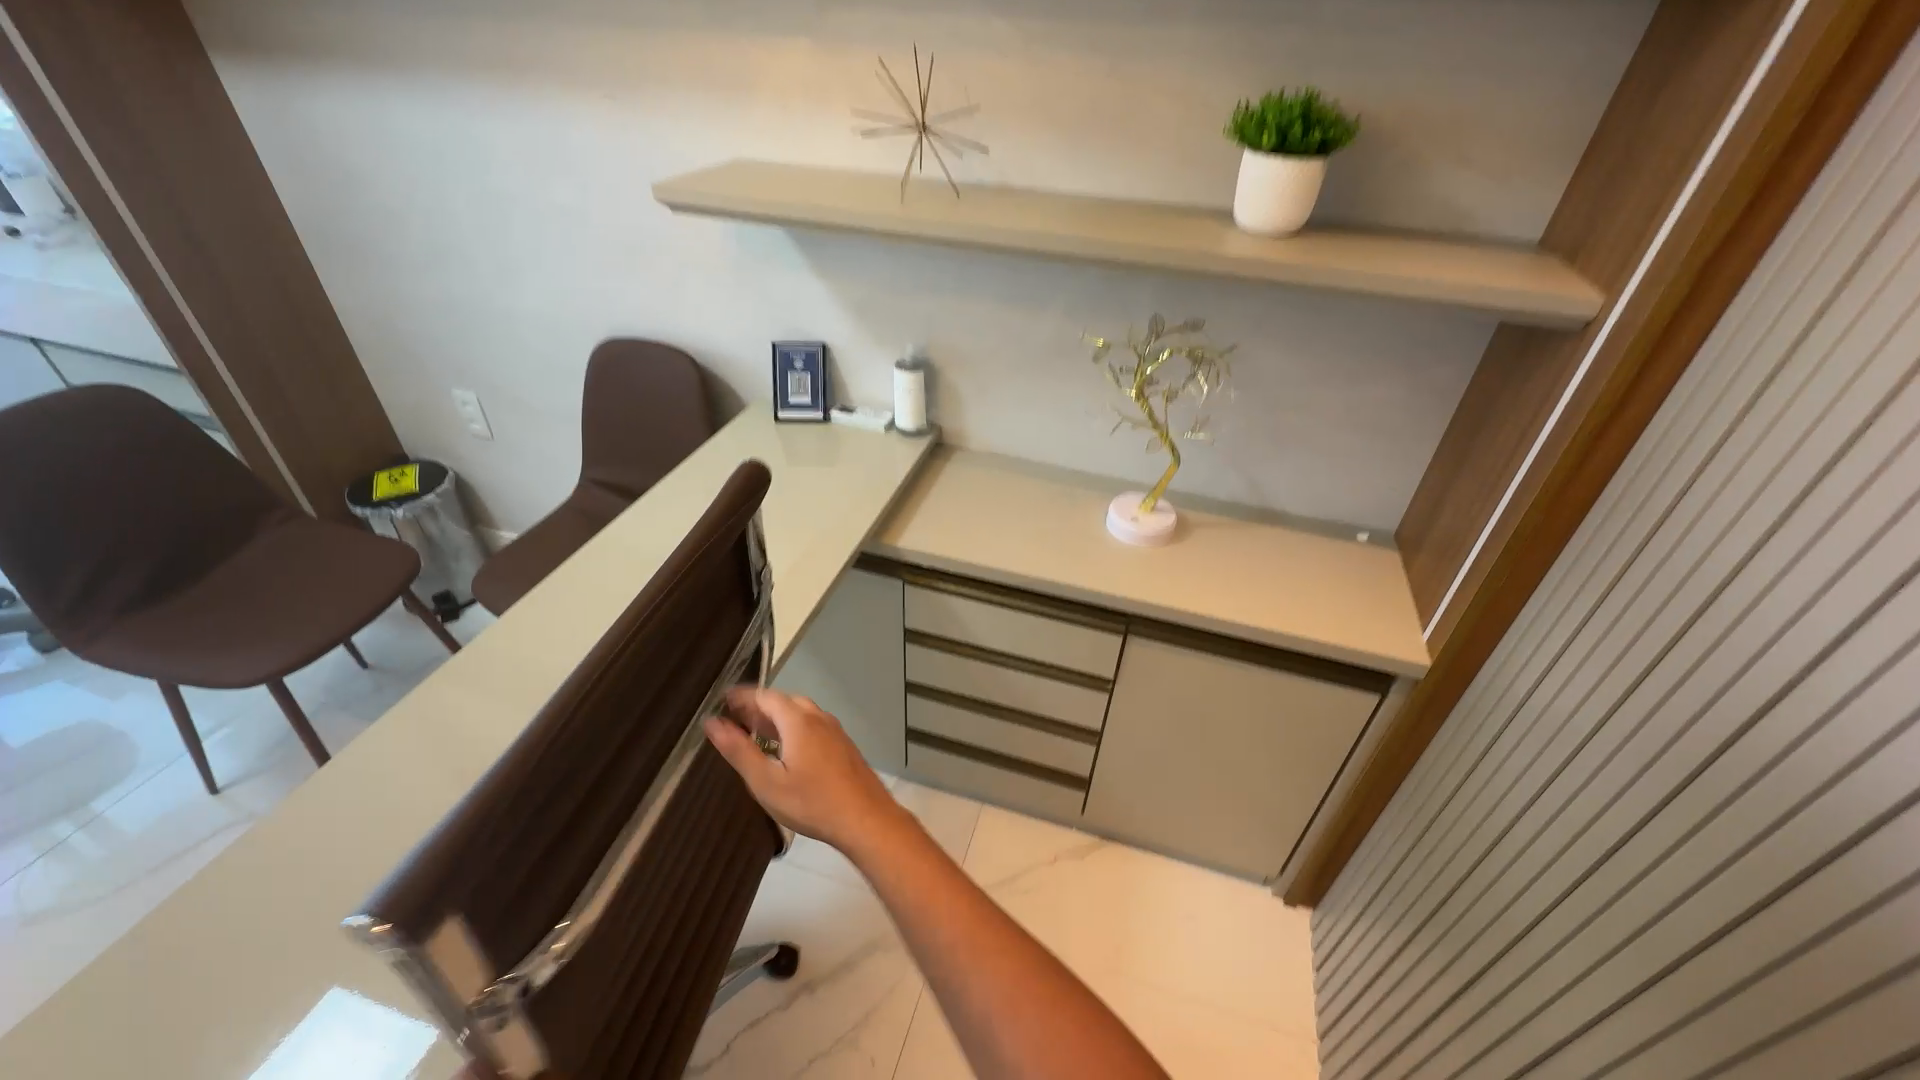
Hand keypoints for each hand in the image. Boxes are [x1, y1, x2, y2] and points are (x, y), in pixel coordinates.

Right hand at [704, 687, 913, 856]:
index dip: (742, 697)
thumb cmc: (811, 802)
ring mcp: (835, 731)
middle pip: (784, 702)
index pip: (765, 696)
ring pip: (801, 714)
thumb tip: (712, 723)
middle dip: (758, 707)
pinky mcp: (844, 746)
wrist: (866, 819)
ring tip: (756, 733)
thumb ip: (739, 750)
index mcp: (799, 720)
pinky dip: (793, 729)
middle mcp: (819, 718)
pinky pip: (813, 727)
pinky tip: (786, 750)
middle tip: (735, 719)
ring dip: (777, 718)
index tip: (722, 701)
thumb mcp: (766, 781)